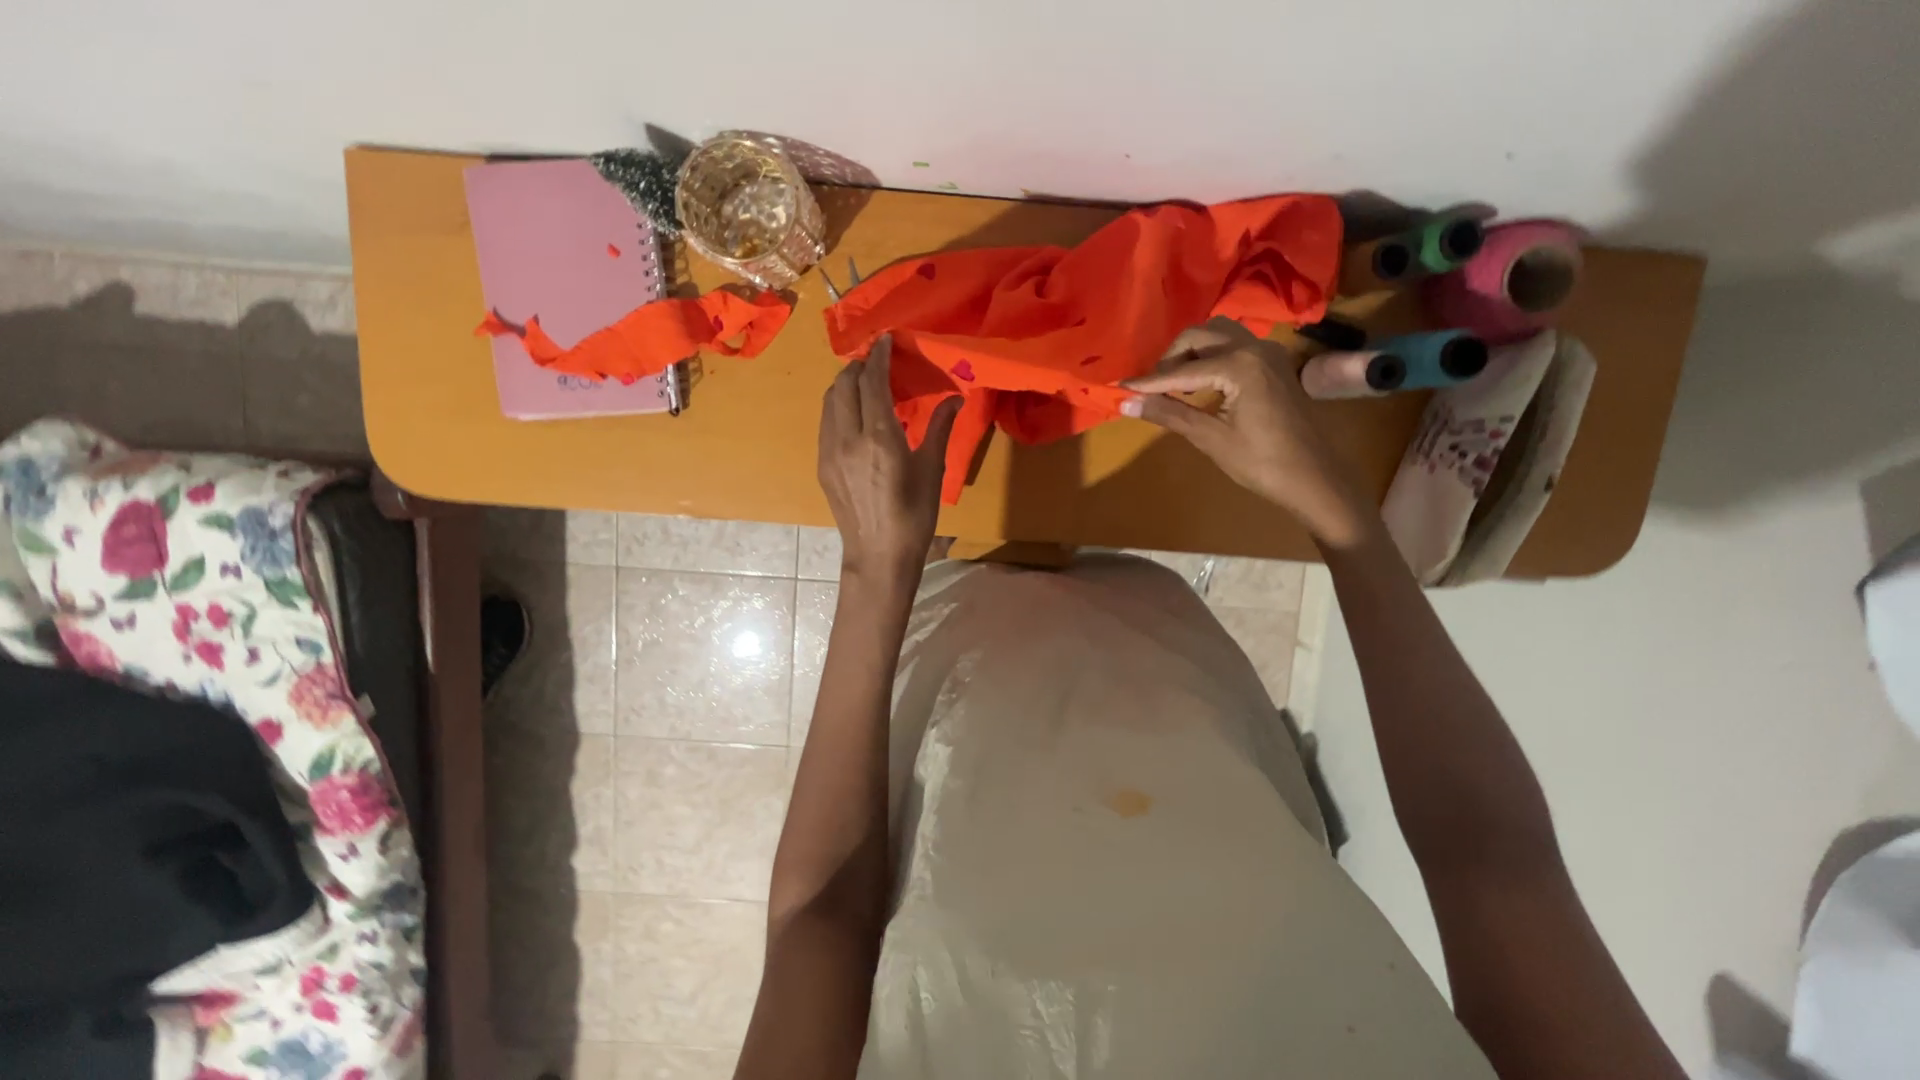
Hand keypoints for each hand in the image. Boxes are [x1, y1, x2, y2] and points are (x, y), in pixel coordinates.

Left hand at [818, 335, 961, 583]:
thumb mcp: (932, 470)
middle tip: (877, 362)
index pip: (872, 381)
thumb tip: (955, 398)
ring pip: (830, 401)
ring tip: (865, 383)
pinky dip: (838, 406)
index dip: (878, 357)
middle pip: (844, 384)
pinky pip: (826, 422)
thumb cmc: (914, 515)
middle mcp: (848, 437)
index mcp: (879, 436)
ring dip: (845, 384)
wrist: (879, 555)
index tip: (886, 340)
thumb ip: (940, 428)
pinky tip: (855, 414)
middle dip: (860, 367)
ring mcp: (830, 451)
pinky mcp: (823, 464)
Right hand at [1121, 317, 1377, 548]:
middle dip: (1171, 359)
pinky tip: (1200, 383)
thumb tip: (1127, 402)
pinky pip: (1234, 346)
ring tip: (1174, 385)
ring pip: (1218, 336)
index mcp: (1240, 365)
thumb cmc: (1262, 463)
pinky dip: (1211, 356)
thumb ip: (1169, 414)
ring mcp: (1268, 353)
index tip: (1120, 387)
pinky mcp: (1274, 363)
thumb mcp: (1211, 438)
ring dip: (1191, 353)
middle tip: (1152, 389)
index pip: (1182, 369)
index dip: (1149, 381)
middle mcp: (1255, 347)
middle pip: (1199, 336)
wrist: (1314, 478)